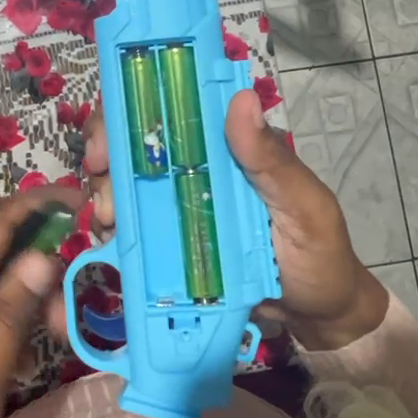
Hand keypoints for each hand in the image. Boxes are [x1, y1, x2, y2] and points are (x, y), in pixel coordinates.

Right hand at [49, 90, 387, 350]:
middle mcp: (197, 167)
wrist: (318, 319)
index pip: (174, 106)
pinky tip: (111, 239)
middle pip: (136, 139)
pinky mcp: (170, 242)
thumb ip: (272, 161)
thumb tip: (241, 98)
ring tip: (109, 219)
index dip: (131, 106)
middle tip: (98, 174)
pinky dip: (114, 227)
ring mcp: (180, 205)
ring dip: (105, 191)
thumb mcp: (304, 206)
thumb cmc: (318, 254)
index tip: (110, 133)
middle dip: (105, 149)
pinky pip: (132, 226)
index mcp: (228, 146)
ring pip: (125, 181)